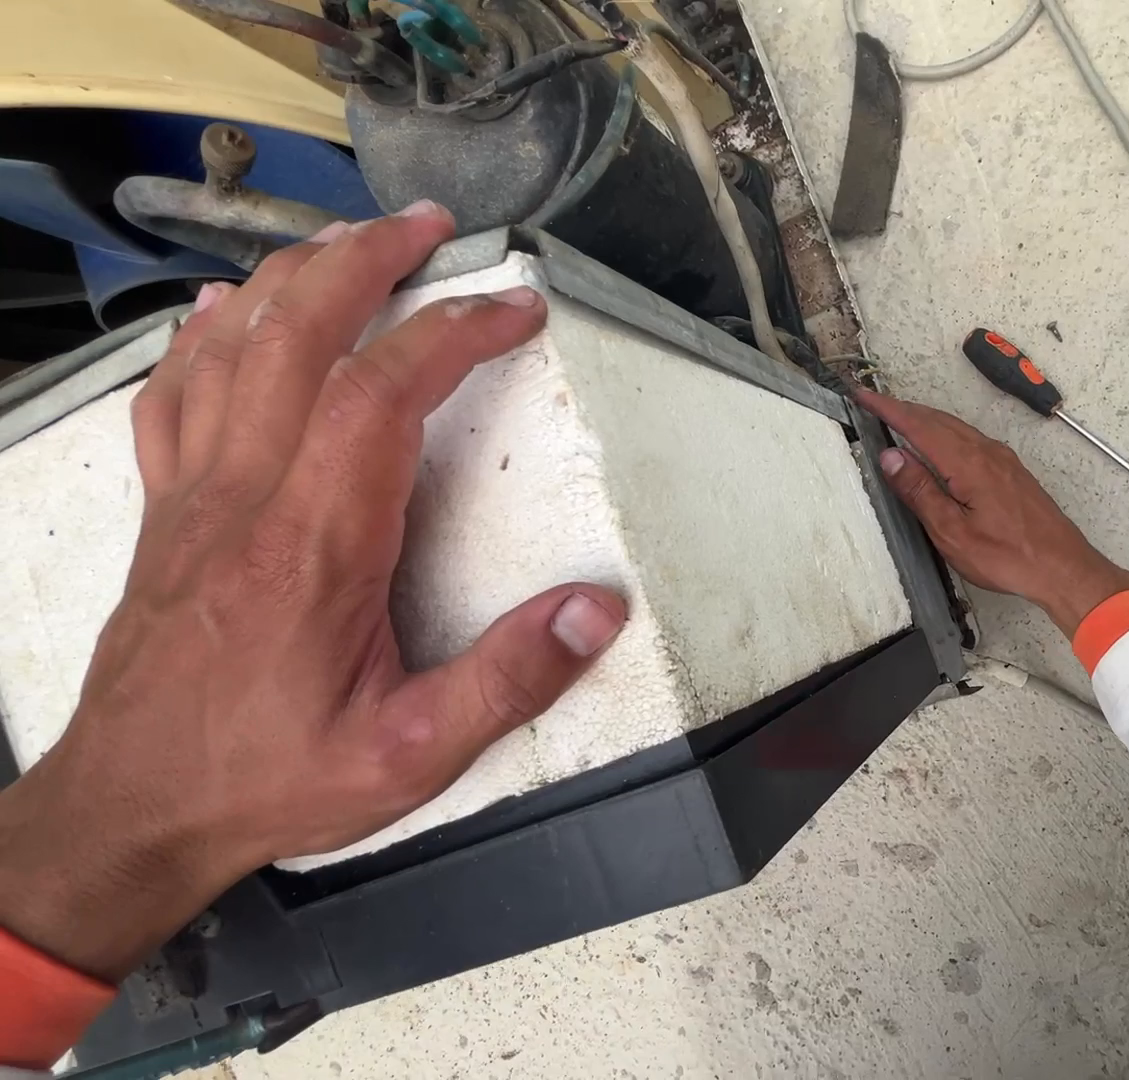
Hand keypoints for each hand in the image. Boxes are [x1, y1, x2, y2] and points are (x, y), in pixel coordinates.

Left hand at [0, 203, 626, 981]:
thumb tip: (596, 608)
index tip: (514, 309)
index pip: (379, 397)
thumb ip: (511, 678)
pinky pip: (180, 395)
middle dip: (364, 265)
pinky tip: (233, 309)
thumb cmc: (276, 777)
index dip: (451, 335)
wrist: (126, 818)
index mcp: (316, 544)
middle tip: (426, 226)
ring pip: (230, 350)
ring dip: (293, 279)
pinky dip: (211, 333)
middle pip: (294, 340)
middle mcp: (246, 499)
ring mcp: (196, 498)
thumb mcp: (415, 751)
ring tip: (351, 240)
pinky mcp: (173, 513)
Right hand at [856, 392, 1128, 634]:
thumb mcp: (953, 532)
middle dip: (904, 409)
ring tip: (899, 420)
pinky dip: (946, 434)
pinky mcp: (1011, 472)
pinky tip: (940, 446)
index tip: (863, 395)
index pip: (920, 426)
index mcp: (968, 463)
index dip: (889, 409)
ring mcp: (1002, 460)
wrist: (1062, 567)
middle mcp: (987, 452)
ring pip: (956, 428)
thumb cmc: (1008, 556)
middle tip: (874, 404)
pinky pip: (971, 440)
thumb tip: (892, 456)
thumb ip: (921, 491)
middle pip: (938, 421)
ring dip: (925, 420)